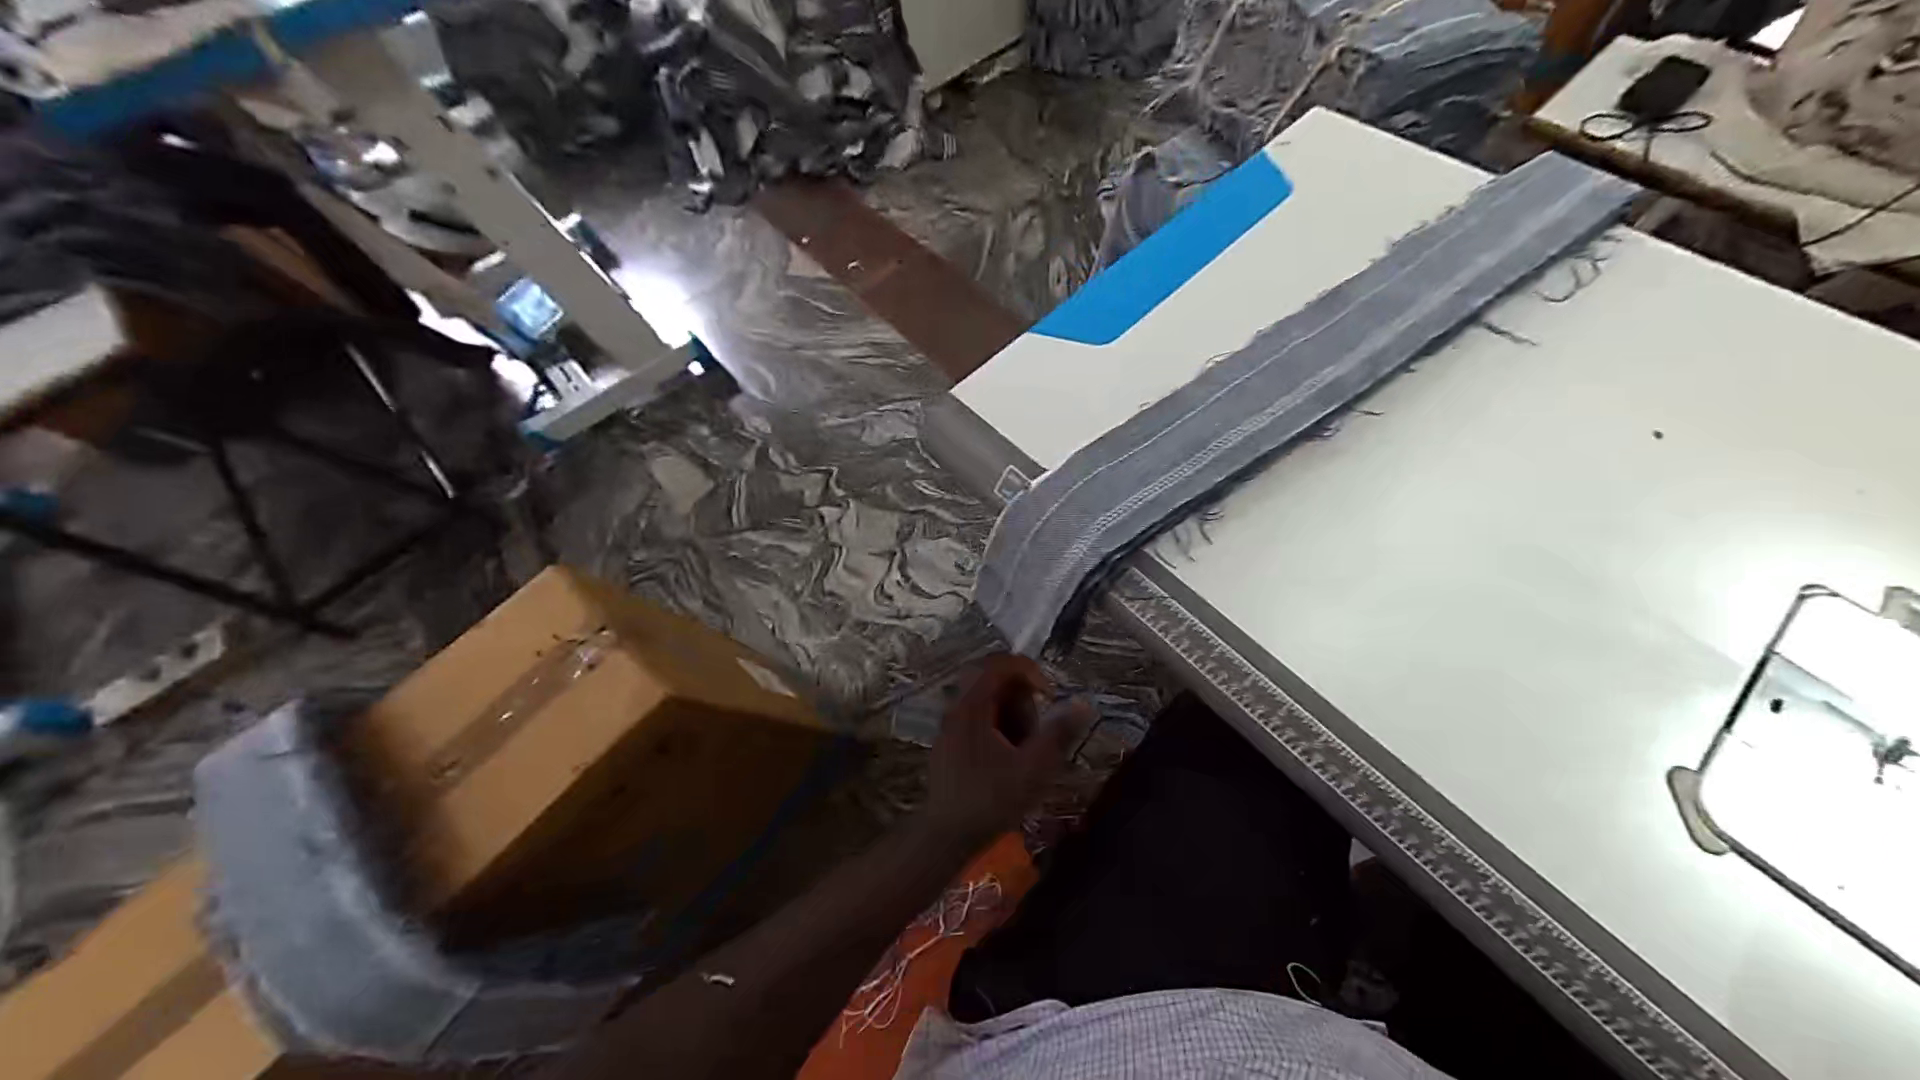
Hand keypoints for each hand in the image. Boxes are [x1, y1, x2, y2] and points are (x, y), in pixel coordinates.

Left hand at [921, 655, 1094, 849]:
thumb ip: (1058, 734)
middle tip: (1037, 726)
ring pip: (986, 701)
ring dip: (1011, 714)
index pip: (998, 664)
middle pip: (992, 680)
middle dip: (1021, 697)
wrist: (947, 835)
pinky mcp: (949, 744)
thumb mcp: (1033, 768)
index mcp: (971, 706)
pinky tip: (1010, 759)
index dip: (1028, 670)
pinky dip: (999, 728)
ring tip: (1026, 748)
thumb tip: (1084, 704)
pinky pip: (978, 719)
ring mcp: (950, 726)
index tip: (1048, 695)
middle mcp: (956, 708)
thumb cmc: (990, 799)